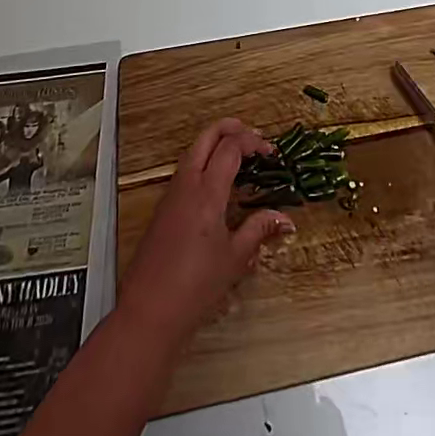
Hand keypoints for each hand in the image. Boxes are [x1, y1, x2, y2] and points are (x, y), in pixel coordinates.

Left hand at [116, 118, 293, 341]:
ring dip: (214, 144)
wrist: (151, 306)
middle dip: (229, 128)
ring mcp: (171, 194)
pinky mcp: (164, 207)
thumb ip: (258, 230)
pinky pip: (185, 172)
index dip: (252, 142)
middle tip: (253, 136)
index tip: (271, 151)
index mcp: (206, 193)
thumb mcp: (236, 258)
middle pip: (205, 138)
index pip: (229, 149)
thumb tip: (283, 219)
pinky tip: (218, 183)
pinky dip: (203, 163)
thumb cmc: (196, 285)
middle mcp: (186, 185)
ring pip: (192, 152)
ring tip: (239, 155)